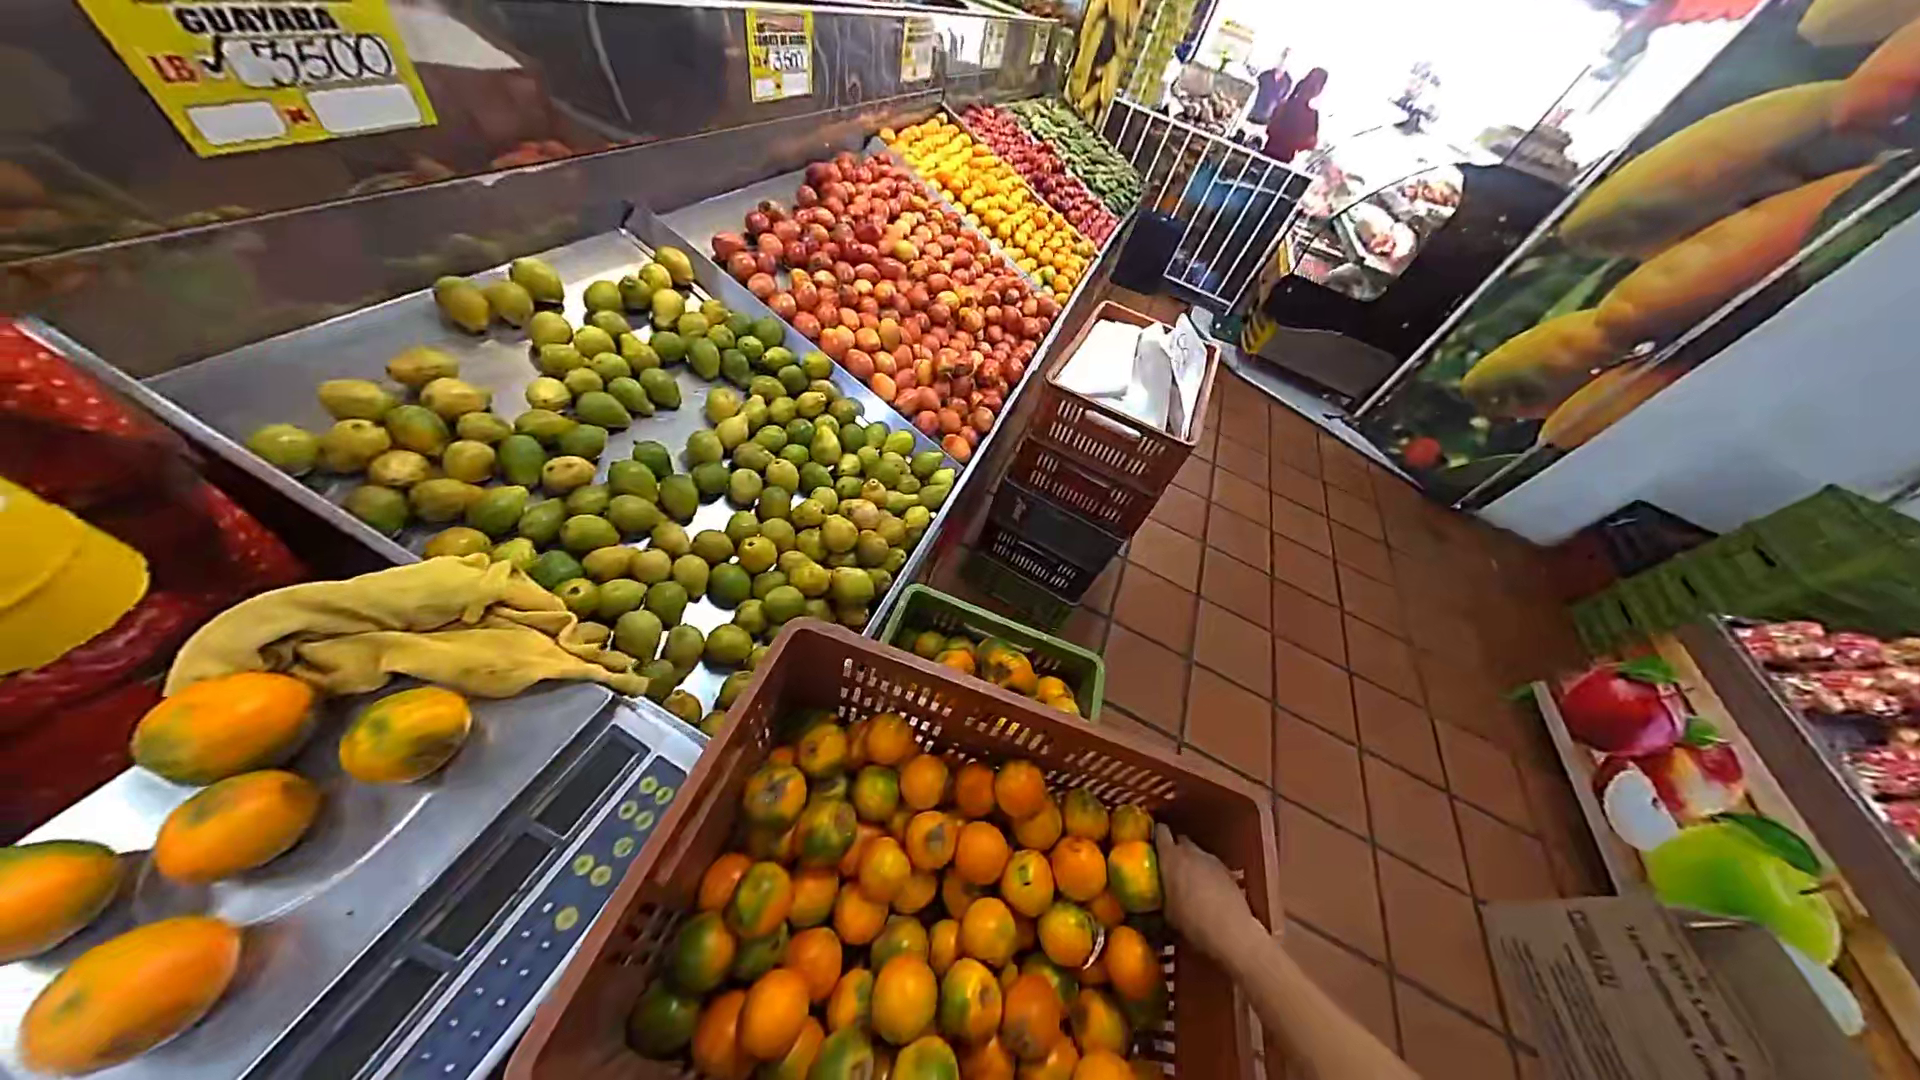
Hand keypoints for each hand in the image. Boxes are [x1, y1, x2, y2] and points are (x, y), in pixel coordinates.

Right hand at [1155, 824, 1266, 966]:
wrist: (1232, 933)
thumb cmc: (1192, 922)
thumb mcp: (1167, 914)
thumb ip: (1160, 897)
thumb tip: (1155, 900)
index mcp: (1171, 856)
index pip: (1160, 831)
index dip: (1156, 835)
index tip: (1152, 844)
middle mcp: (1191, 852)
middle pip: (1181, 840)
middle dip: (1176, 850)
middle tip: (1171, 867)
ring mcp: (1212, 860)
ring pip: (1198, 854)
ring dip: (1194, 863)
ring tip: (1192, 883)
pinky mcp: (1229, 872)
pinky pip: (1213, 867)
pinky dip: (1209, 875)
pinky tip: (1210, 893)